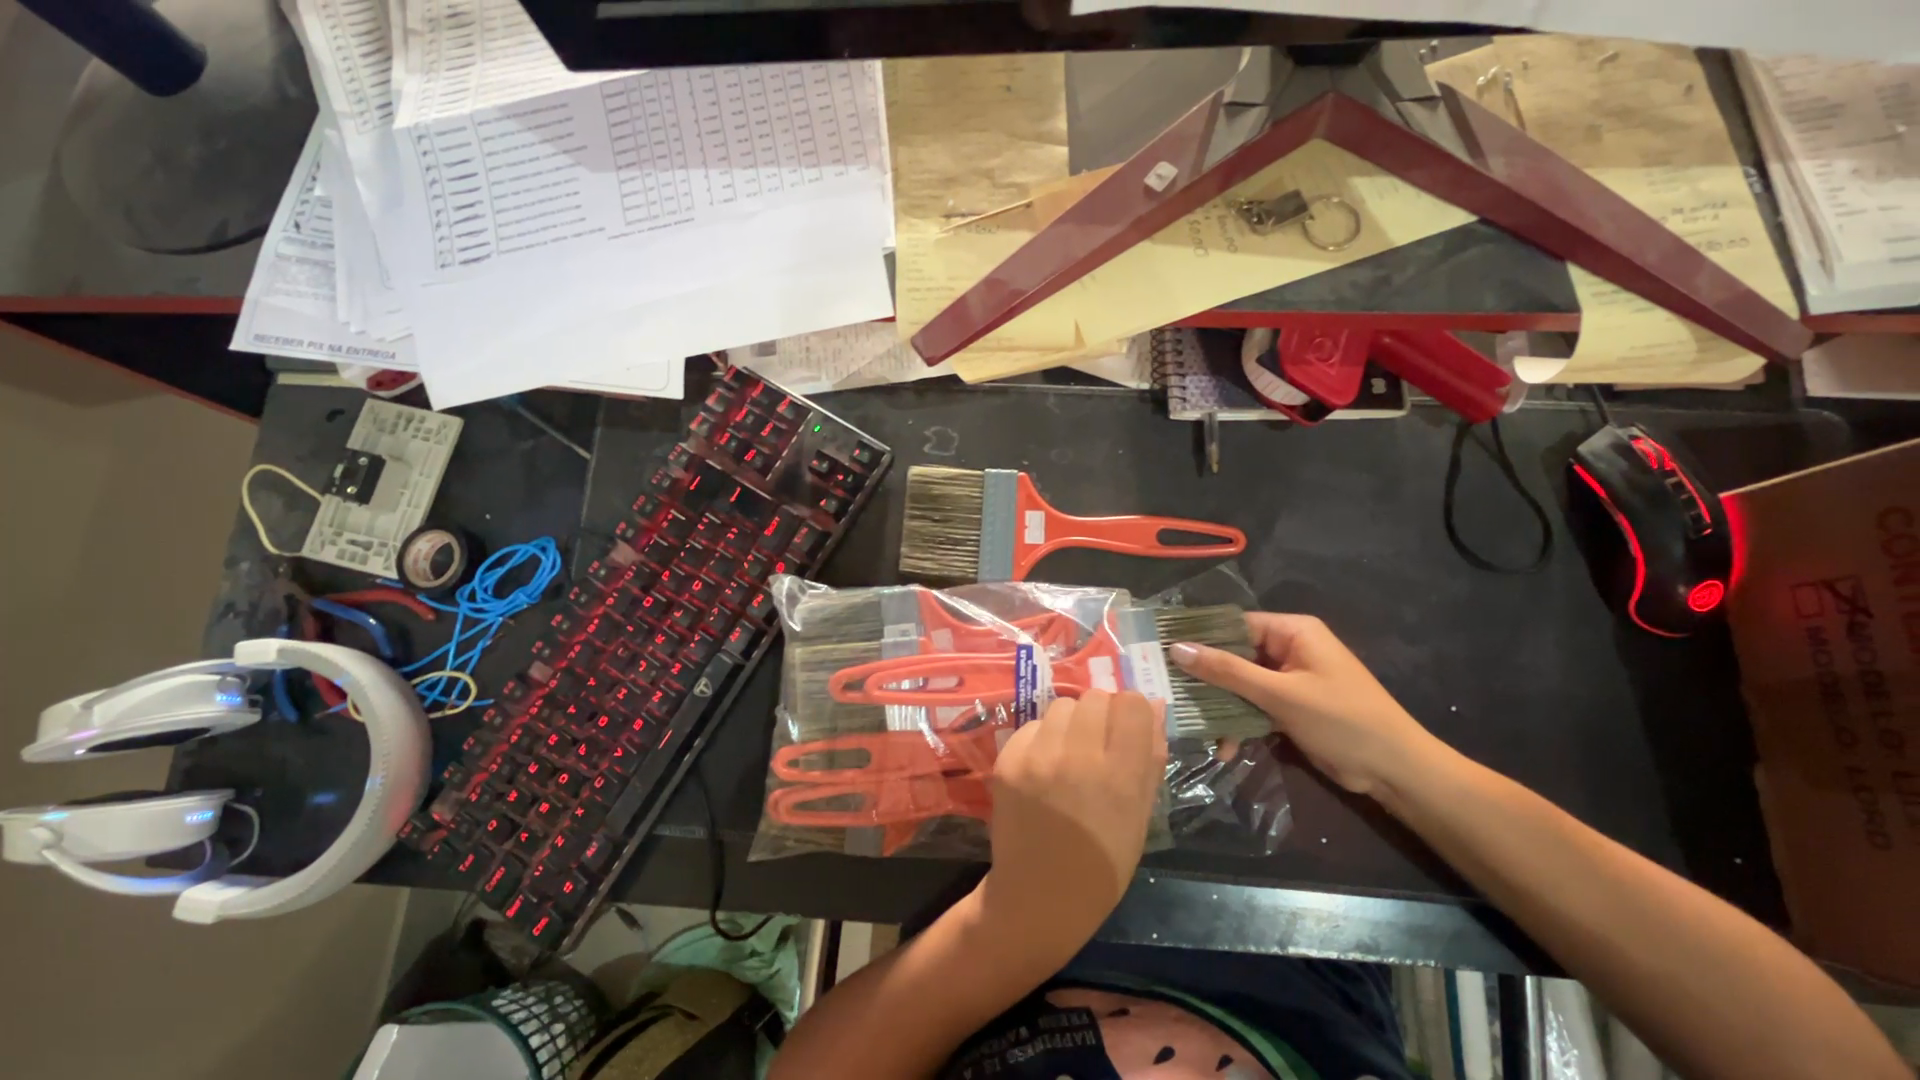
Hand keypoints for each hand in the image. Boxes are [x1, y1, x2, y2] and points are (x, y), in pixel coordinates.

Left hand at [980, 690, 1167, 958]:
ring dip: (1070, 724)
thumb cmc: (1104, 862)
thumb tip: (1154, 705)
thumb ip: (1151, 756)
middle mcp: (1079, 756)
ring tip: (1069, 757)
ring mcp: (1039, 756)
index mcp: (1121, 773)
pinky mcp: (1008, 760)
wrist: (1040, 895)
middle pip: (1096, 697)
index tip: (1127, 733)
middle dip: (1101, 715)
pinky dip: (1042, 740)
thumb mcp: (1142, 813)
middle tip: (1098, 746)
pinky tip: (1043, 770)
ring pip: (1062, 706)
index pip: (1131, 702)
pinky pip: (1032, 726)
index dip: (1132, 714)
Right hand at [1168, 613, 1447, 798]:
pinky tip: (1224, 748)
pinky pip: (1254, 707)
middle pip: (1234, 656)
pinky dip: (1239, 724)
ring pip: (1240, 686)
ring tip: (1195, 729)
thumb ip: (1228, 671)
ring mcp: (1291, 681)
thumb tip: (1177, 648)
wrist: (1393, 769)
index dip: (1200, 638)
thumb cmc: (1341, 720)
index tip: (1161, 653)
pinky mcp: (1291, 708)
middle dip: (1206, 679)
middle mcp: (1290, 650)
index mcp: (1293, 632)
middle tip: (1168, 694)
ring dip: (1221, 708)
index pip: (1235, 625)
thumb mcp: (1280, 694)